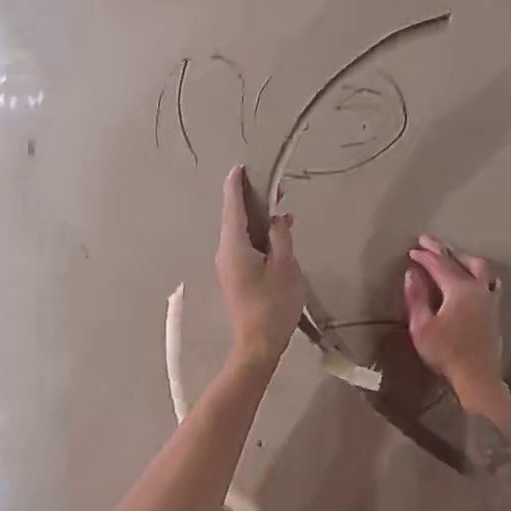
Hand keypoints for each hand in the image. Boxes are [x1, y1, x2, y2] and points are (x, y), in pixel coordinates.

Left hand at [216, 165, 301, 369]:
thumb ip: (281, 236)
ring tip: (280, 207)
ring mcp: (228, 266)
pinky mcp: (235, 278)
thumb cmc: (273, 304)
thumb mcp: (285, 265)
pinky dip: (259, 237)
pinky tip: (278, 235)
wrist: (258, 343)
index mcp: (234, 245)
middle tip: (272, 184)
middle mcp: (225, 252)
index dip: (236, 185)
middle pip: (235, 218)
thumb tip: (277, 219)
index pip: (232, 206)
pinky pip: (245, 248)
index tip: (240, 167)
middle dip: (251, 199)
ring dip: (258, 219)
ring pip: (241, 233)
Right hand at [404, 234, 510, 415]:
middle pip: (463, 261)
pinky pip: (488, 281)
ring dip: (464, 258)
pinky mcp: (494, 311)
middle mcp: (479, 289)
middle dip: (445, 250)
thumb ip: (417, 297)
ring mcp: (490, 300)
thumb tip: (412, 274)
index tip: (411, 251)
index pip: (440, 266)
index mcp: (460, 291)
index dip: (424, 256)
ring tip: (451, 255)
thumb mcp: (422, 326)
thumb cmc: (445, 353)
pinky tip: (474, 277)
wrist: (477, 377)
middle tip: (428, 241)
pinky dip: (477, 272)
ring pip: (481, 268)